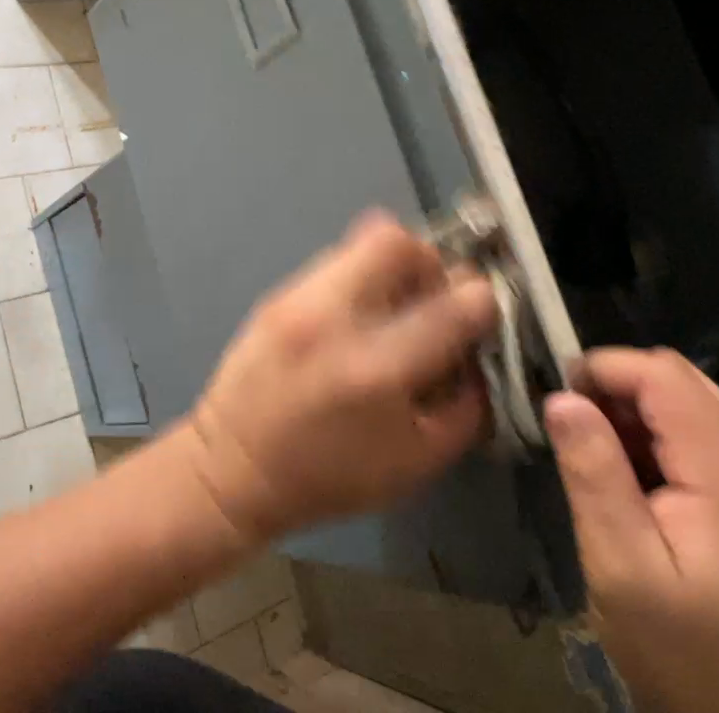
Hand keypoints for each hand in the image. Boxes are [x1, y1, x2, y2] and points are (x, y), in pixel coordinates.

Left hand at [183, 211, 495, 543]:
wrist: (234, 468)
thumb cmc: (330, 476)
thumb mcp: (419, 461)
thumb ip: (467, 404)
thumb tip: (479, 352)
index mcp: (375, 369)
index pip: (451, 305)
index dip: (482, 302)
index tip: (484, 312)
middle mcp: (333, 319)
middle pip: (397, 242)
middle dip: (429, 263)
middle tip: (432, 299)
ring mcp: (297, 299)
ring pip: (361, 241)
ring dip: (392, 269)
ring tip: (393, 311)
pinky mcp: (276, 295)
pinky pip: (334, 263)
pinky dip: (359, 280)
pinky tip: (356, 321)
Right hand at [544, 350, 718, 712]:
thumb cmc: (695, 661)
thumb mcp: (623, 571)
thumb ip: (594, 475)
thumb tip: (562, 397)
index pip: (662, 373)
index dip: (601, 368)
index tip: (552, 400)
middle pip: (684, 383)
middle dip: (617, 390)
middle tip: (569, 434)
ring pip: (698, 411)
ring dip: (639, 419)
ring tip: (597, 464)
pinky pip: (714, 447)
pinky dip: (666, 447)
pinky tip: (640, 492)